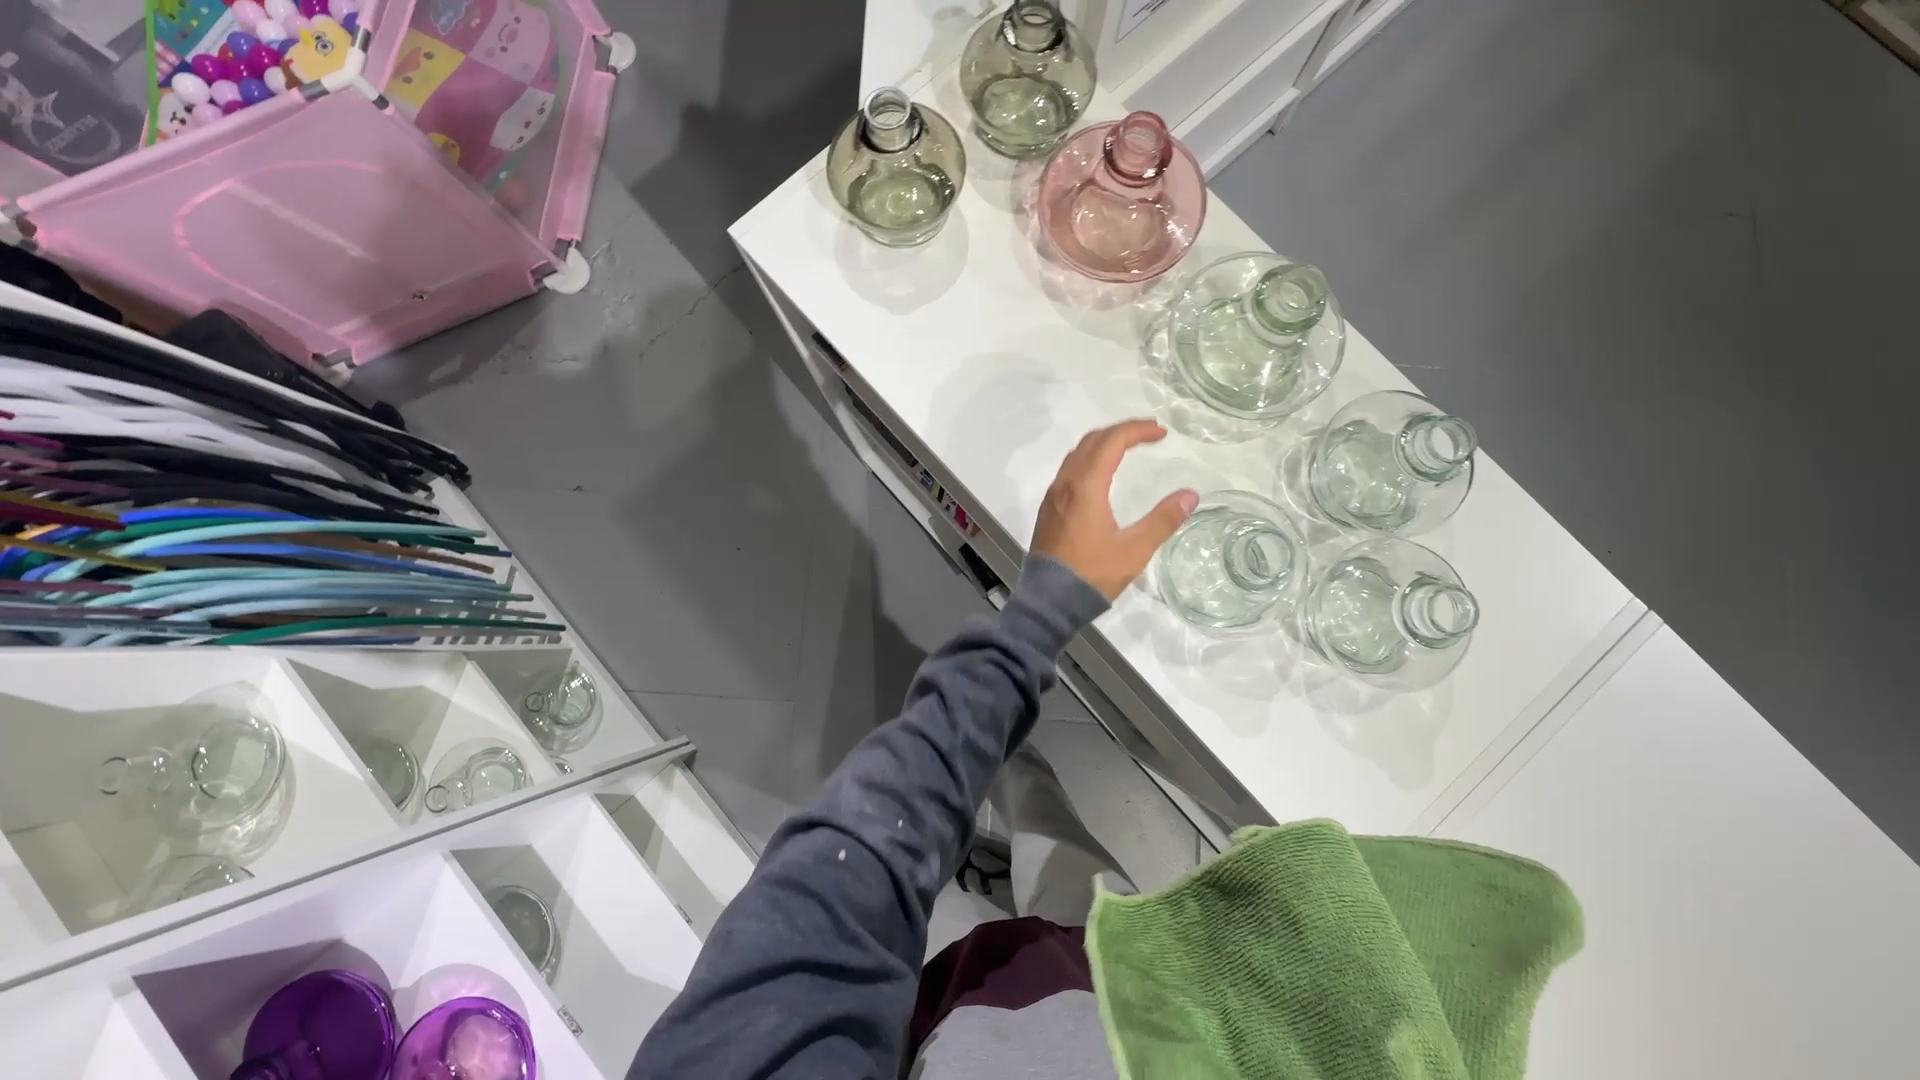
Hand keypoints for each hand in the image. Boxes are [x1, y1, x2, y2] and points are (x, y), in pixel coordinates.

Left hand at [1032, 419, 1198, 599]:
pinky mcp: (1048, 511)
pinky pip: (1068, 472)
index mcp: (1085, 487)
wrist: (1050, 601)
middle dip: (1120, 432)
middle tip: (1147, 434)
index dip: (1137, 431)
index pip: (1111, 442)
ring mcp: (1053, 497)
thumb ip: (1163, 520)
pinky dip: (1088, 460)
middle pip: (1091, 442)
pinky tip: (1101, 475)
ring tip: (1127, 448)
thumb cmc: (1093, 574)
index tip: (1161, 433)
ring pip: (1076, 455)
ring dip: (1102, 444)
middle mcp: (1065, 484)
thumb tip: (1190, 495)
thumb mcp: (1134, 550)